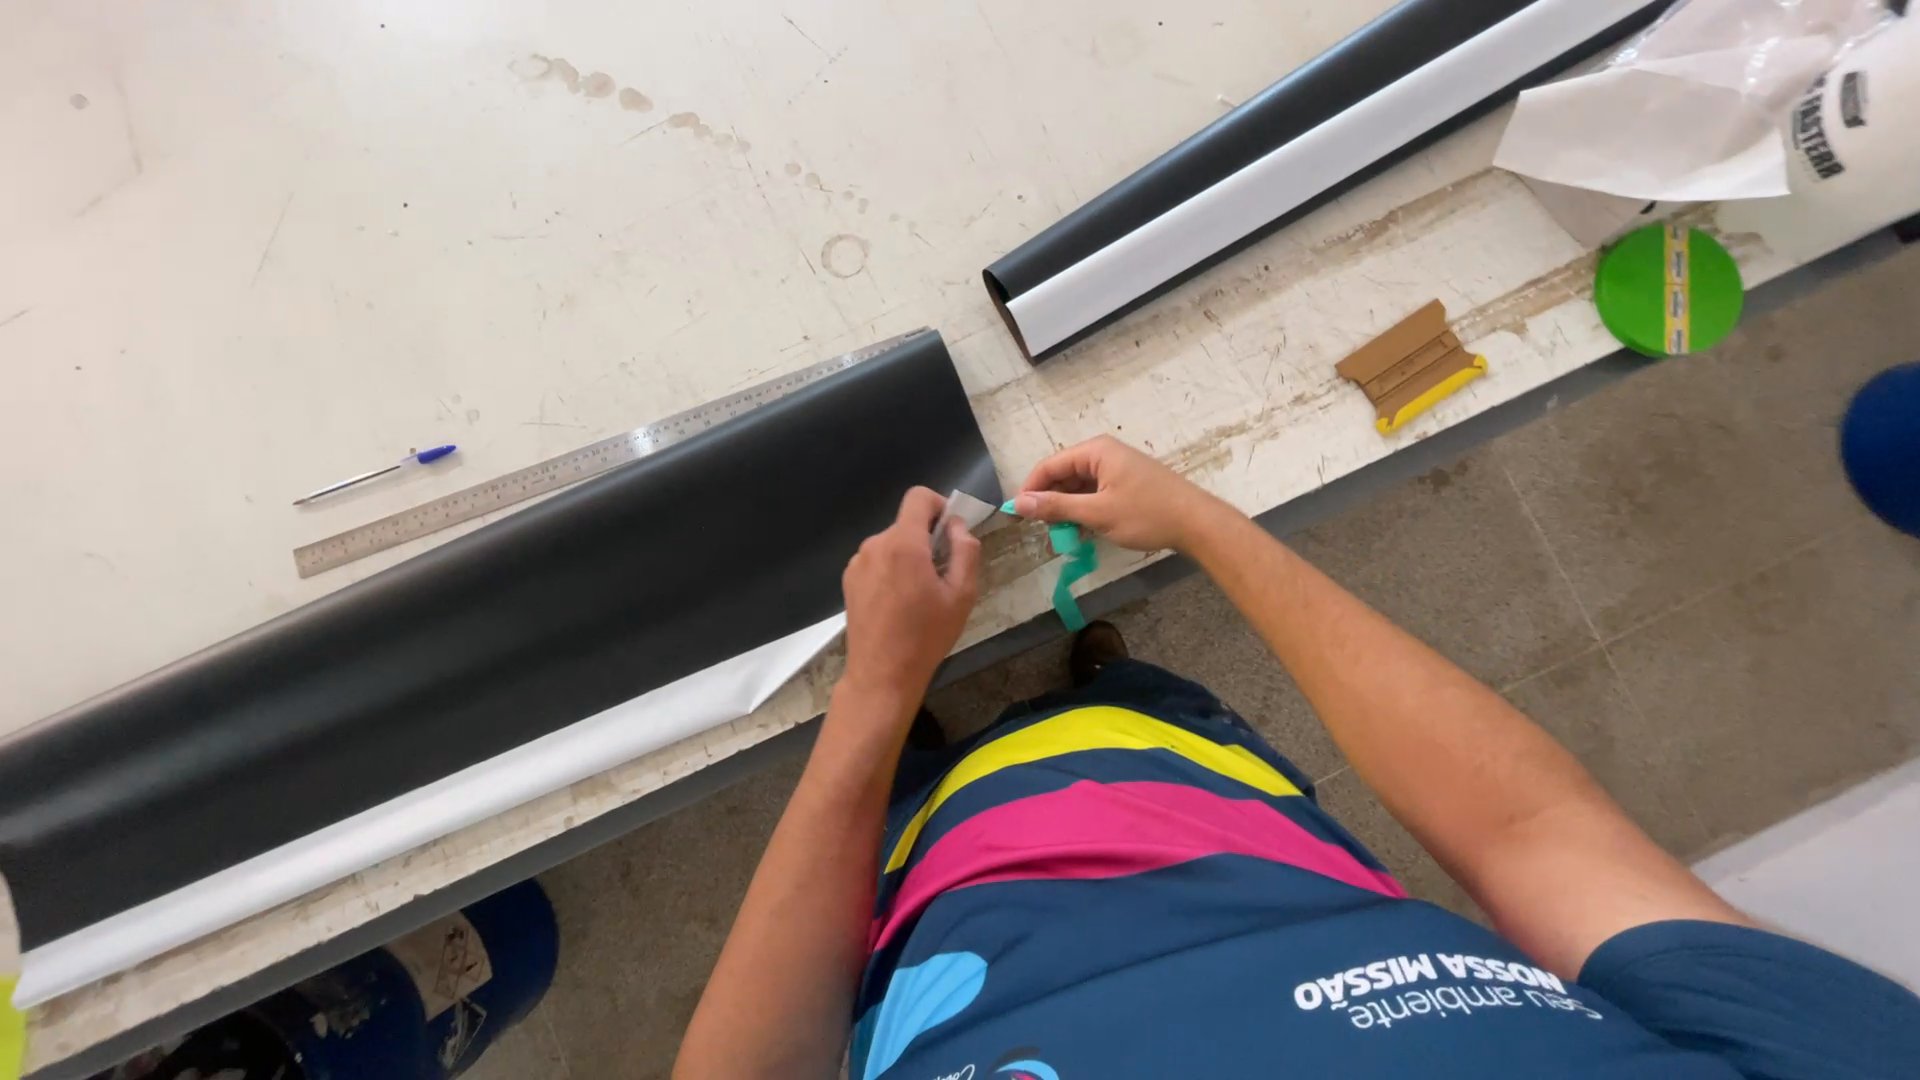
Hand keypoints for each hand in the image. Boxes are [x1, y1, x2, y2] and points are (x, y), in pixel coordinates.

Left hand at [839, 487, 981, 706]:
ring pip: (891, 543)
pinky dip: (890, 570)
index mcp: (904, 544)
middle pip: (906, 524)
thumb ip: (965, 551)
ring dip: (908, 557)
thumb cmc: (927, 636)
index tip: (949, 533)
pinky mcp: (849, 579)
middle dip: (926, 540)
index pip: (918, 497)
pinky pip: (877, 560)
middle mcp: (875, 545)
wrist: (882, 674)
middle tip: (940, 576)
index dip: (938, 506)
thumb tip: (957, 526)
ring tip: (918, 595)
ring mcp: (858, 562)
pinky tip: (897, 603)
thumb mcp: (962, 595)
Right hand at [1011, 435, 1234, 552]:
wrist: (1197, 524)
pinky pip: (1094, 494)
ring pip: (1078, 487)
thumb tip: (1019, 503)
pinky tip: (1081, 532)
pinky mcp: (1126, 484)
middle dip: (1049, 501)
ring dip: (1067, 509)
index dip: (1030, 489)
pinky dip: (1084, 511)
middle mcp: (1104, 454)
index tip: (1017, 515)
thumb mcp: (1097, 513)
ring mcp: (1116, 469)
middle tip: (1042, 529)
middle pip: (1063, 475)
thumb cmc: (1146, 514)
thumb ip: (1056, 507)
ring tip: (1062, 534)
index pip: (1049, 465)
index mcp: (1096, 452)